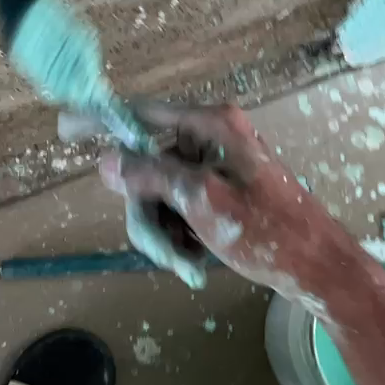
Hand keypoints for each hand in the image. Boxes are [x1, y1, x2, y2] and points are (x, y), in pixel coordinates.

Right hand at [98, 104, 369, 306]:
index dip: (102, 120)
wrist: (319, 270)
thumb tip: (107, 161)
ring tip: (191, 261)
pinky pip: (175, 209)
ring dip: (166, 234)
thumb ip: (151, 175)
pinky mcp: (214, 193)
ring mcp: (211, 167)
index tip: (65, 126)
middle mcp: (208, 139)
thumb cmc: (267, 231)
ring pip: (157, 195)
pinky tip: (199, 259)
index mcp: (210, 125)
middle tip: (170, 253)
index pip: (142, 114)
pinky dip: (179, 237)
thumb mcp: (202, 201)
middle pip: (146, 168)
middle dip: (151, 215)